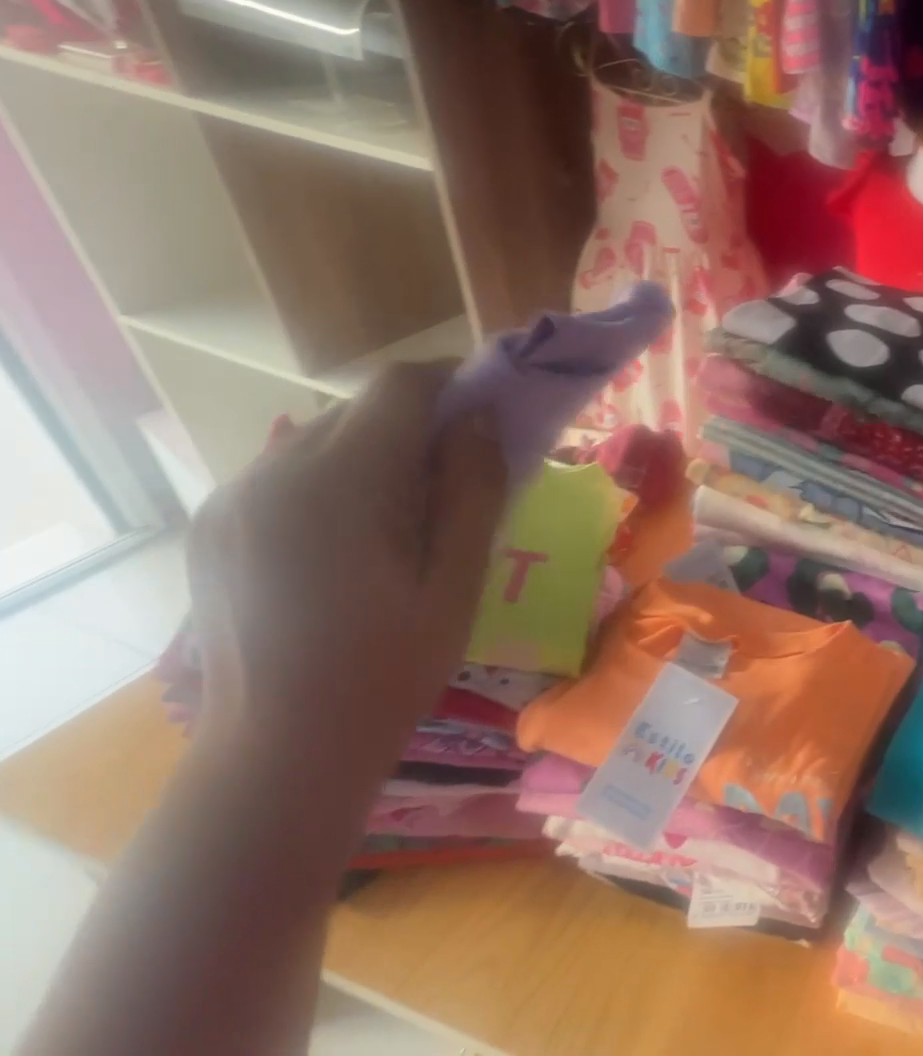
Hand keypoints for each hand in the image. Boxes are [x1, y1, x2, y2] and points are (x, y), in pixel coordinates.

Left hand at [186, 362, 507, 775]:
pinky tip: (353, 547)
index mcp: (337, 484)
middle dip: (420, 429)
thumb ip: (472, 491)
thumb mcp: (456, 583)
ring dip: (376, 458)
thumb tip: (480, 421)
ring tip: (408, 525)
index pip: (398, 387)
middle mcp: (269, 472)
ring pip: (321, 441)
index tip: (495, 414)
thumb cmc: (389, 672)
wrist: (282, 752)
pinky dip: (333, 484)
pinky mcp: (213, 527)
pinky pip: (286, 475)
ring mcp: (230, 499)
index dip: (454, 383)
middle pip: (360, 412)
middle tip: (464, 485)